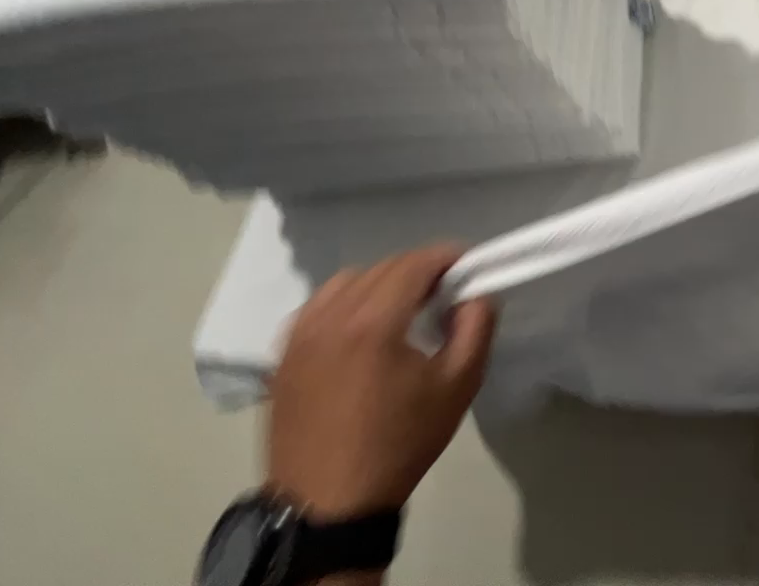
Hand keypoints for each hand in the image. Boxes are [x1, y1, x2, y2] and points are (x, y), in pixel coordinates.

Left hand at [266, 245, 496, 519]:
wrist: (330, 501)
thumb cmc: (401, 440)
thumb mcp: (459, 382)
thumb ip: (476, 326)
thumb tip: (475, 294)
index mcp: (373, 324)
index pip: (414, 264)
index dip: (448, 256)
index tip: (470, 267)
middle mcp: (330, 319)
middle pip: (382, 268)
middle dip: (419, 270)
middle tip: (446, 291)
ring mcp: (299, 338)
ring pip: (346, 282)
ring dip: (381, 282)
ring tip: (403, 309)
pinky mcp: (282, 358)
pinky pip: (317, 306)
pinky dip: (345, 301)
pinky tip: (362, 327)